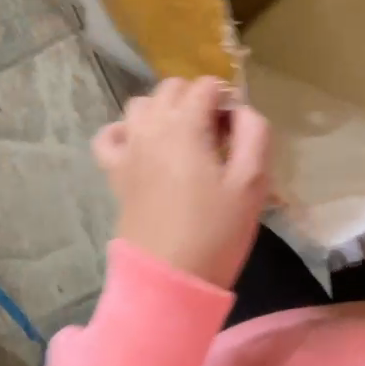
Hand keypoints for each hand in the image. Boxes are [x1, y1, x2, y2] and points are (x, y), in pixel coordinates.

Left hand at [92, 77, 271, 289]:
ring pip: (141, 104)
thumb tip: (240, 110)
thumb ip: (254, 133)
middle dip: (196, 100)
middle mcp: (150, 126)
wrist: (168, 280)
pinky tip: (144, 148)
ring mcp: (128, 147)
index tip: (238, 130)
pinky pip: (110, 134)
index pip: (206, 85)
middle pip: (172, 88)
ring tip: (185, 141)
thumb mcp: (252, 183)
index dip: (227, 99)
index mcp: (185, 124)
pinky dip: (126, 131)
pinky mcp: (114, 171)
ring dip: (164, 111)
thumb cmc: (215, 232)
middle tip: (217, 136)